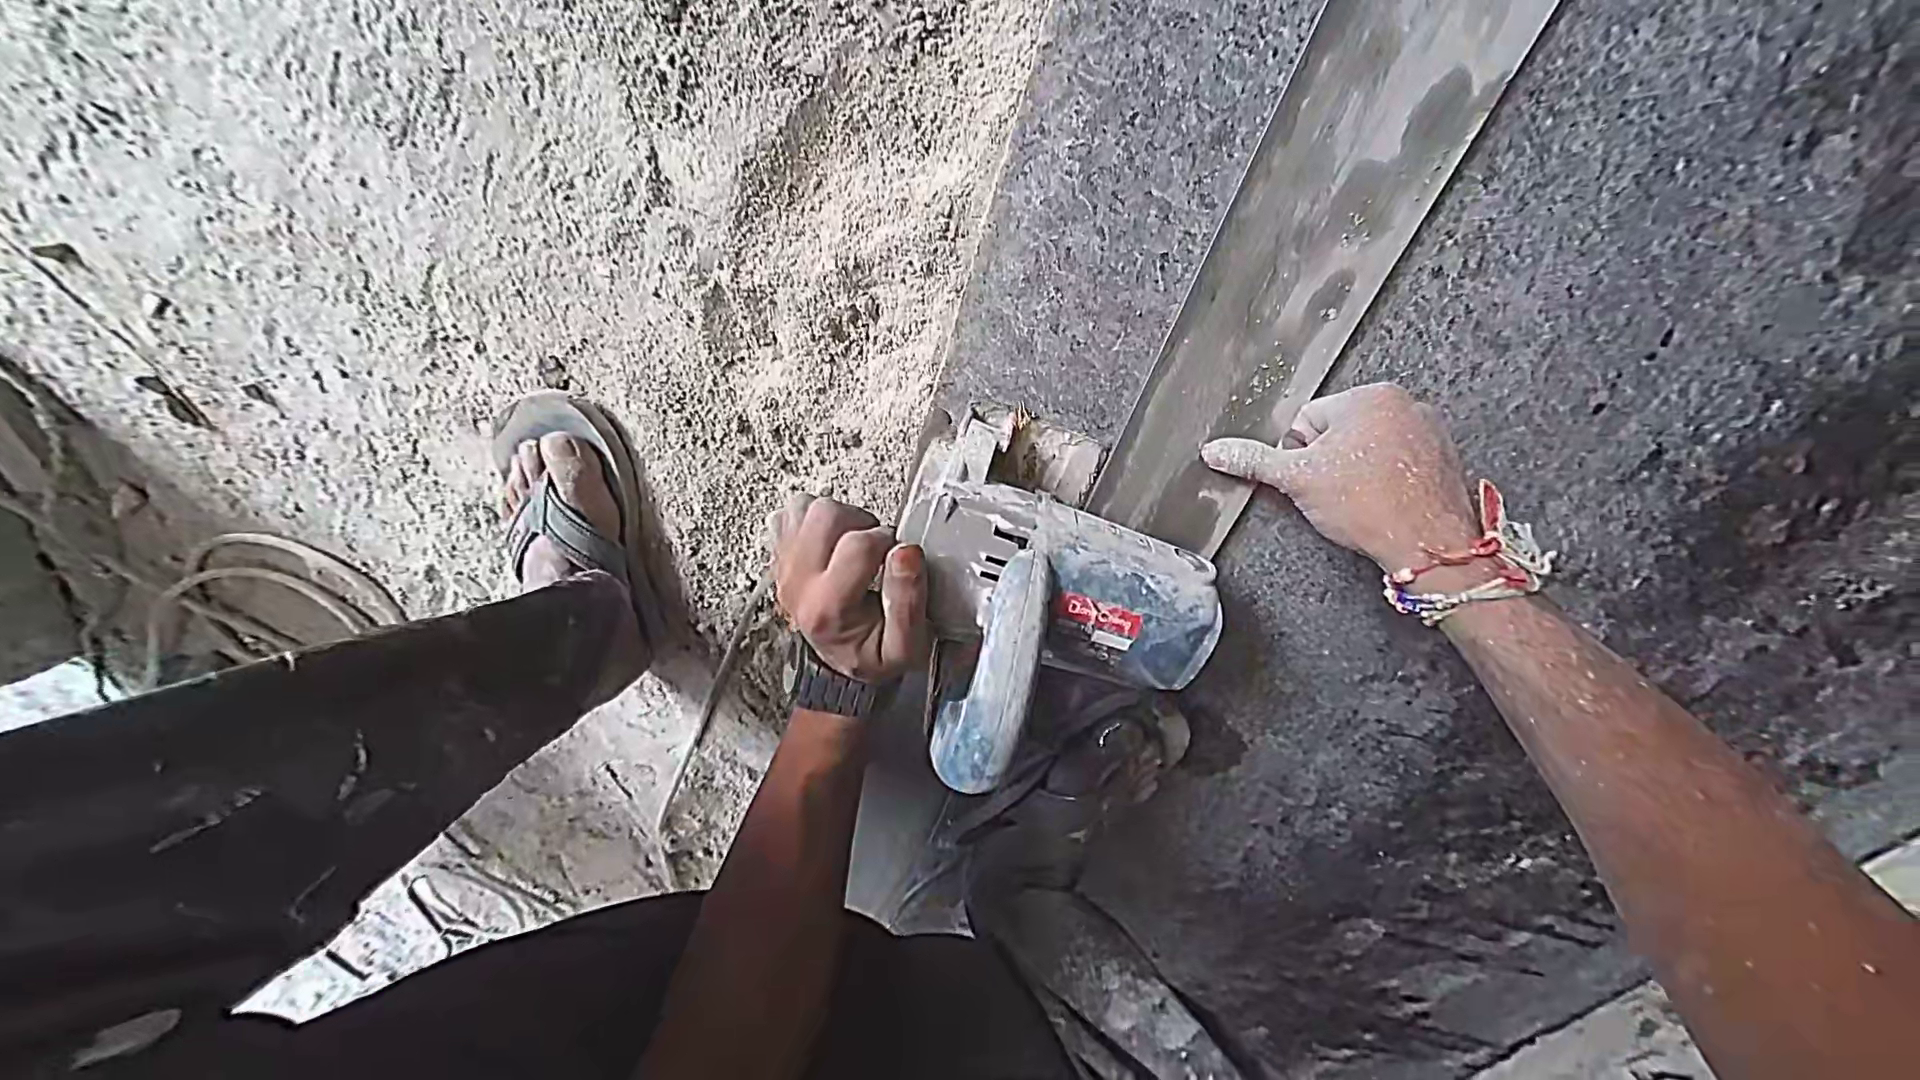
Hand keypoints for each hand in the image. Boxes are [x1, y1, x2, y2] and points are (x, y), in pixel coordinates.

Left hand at [771, 494, 926, 682]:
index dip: (888, 542)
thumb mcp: (906, 646)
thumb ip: (909, 602)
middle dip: (862, 522)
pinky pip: (793, 513)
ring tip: (856, 544)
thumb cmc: (874, 654)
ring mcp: (785, 567)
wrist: (842, 664)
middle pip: (826, 515)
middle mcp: (798, 583)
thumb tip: (906, 553)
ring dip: (840, 518)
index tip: (898, 559)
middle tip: (876, 548)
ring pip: (808, 507)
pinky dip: (817, 519)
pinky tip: (835, 542)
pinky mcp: (782, 555)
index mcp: (828, 608)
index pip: (859, 545)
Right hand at [1201, 383, 1479, 571]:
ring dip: (1352, 473)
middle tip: (1332, 491)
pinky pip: (1392, 464)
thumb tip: (1217, 450)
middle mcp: (1404, 404)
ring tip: (1357, 499)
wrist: (1427, 544)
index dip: (1296, 455)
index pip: (1303, 420)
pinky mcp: (1439, 459)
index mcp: (1369, 397)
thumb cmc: (1370, 505)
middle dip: (1325, 463)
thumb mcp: (1296, 479)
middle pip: (1333, 433)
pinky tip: (1377, 502)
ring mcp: (1426, 430)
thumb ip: (1252, 460)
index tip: (1310, 477)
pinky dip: (1380, 481)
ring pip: (1363, 450)